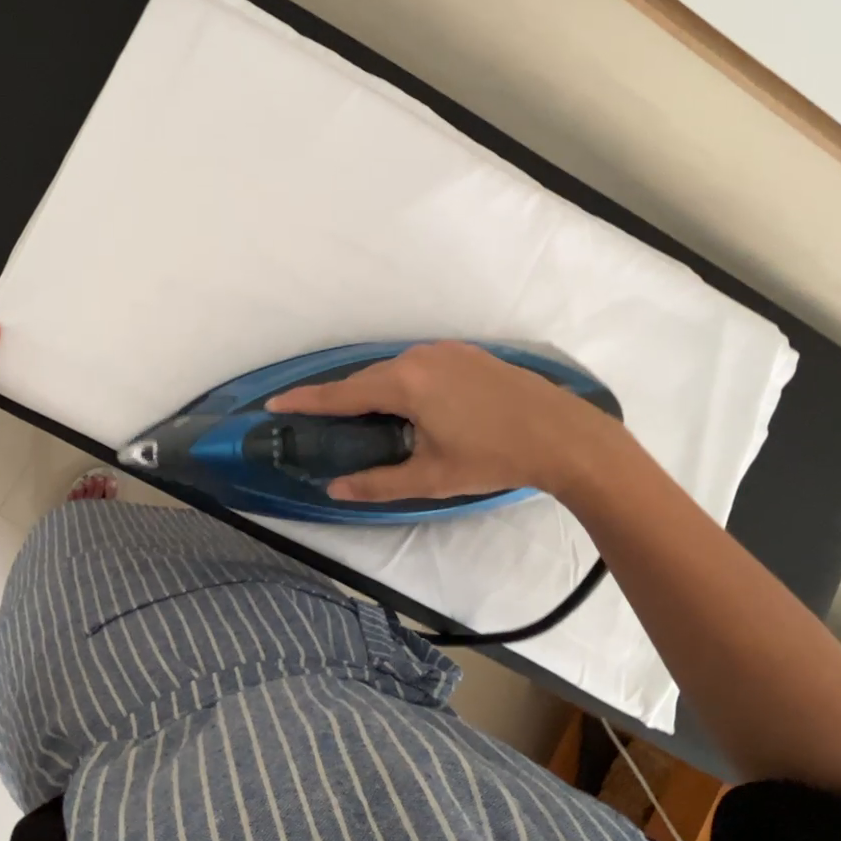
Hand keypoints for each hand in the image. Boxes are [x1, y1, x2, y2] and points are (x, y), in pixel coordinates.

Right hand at [265, 341, 622, 501]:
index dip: (306, 400)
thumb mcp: (431, 477)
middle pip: (367, 378)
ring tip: (363, 419)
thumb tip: (335, 489)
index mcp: (405, 383)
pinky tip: (408, 407)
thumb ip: (377, 482)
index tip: (274, 403)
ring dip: (374, 392)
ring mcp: (447, 351)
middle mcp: (420, 357)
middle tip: (319, 420)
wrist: (566, 437)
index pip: (342, 393)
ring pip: (394, 371)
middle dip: (341, 399)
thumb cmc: (494, 458)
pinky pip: (419, 366)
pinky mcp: (468, 354)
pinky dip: (402, 384)